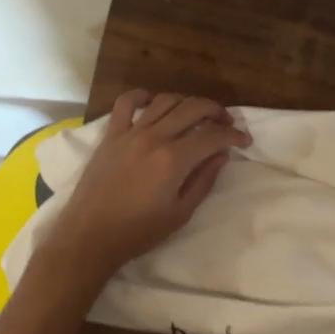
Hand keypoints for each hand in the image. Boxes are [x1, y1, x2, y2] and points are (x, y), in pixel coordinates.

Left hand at [39, 90, 251, 279]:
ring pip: (165, 100)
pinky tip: (153, 103)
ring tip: (196, 115)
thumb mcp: (180, 213)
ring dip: (186, 103)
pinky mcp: (111, 135)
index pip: (213, 135)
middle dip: (216, 111)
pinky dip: (142, 96)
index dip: (234, 135)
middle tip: (227, 123)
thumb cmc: (138, 232)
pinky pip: (126, 103)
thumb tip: (222, 155)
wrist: (89, 237)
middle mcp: (154, 137)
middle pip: (193, 108)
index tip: (244, 141)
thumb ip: (204, 180)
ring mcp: (130, 133)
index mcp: (174, 159)